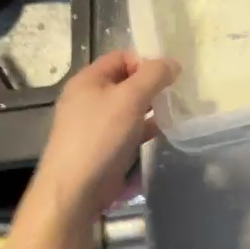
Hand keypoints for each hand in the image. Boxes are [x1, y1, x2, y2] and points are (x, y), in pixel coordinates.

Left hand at [34, 51, 178, 213]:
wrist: (74, 192)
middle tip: (175, 97)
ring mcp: (95, 124)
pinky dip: (146, 129)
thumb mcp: (130, 98)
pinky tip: (163, 135)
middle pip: (127, 82)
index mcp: (88, 80)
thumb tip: (173, 64)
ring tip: (175, 115)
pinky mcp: (103, 146)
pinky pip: (129, 129)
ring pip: (130, 107)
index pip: (122, 57)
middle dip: (152, 87)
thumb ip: (154, 75)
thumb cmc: (100, 137)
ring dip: (152, 109)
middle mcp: (89, 98)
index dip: (146, 62)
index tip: (167, 79)